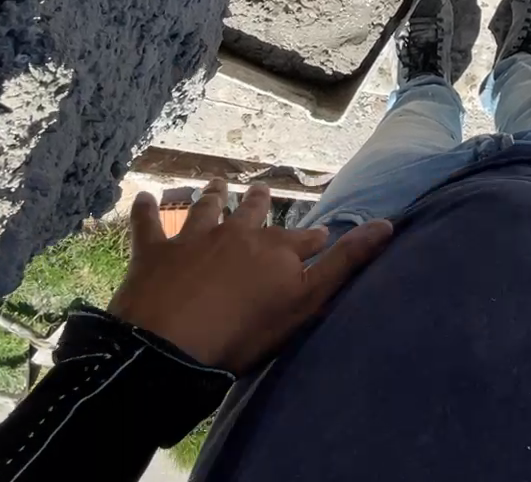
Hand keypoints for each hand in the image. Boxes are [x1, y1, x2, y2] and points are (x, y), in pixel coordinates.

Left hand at [107, 180, 392, 373]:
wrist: (168, 347)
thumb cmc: (244, 329)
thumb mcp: (306, 299)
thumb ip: (346, 261)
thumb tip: (388, 224)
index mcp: (276, 249)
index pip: (304, 238)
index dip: (314, 238)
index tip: (322, 234)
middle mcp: (239, 233)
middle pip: (253, 211)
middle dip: (259, 201)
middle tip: (261, 191)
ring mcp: (194, 239)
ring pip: (207, 208)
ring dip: (212, 195)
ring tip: (216, 184)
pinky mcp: (153, 254)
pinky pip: (148, 225)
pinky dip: (146, 210)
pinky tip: (142, 197)